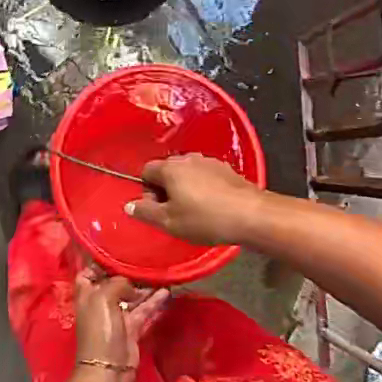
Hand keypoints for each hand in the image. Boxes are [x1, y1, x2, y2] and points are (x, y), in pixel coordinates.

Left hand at [74, 262, 168, 372]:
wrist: (109, 367)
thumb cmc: (100, 328)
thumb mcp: (103, 297)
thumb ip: (118, 282)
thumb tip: (132, 284)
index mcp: (86, 292)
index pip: (90, 271)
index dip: (101, 261)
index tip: (119, 251)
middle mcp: (100, 301)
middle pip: (115, 282)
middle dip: (129, 272)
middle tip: (147, 258)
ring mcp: (117, 314)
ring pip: (132, 296)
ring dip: (145, 286)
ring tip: (160, 272)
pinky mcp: (132, 327)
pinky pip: (144, 310)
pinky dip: (154, 301)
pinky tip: (166, 291)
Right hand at [126, 154, 267, 245]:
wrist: (252, 215)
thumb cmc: (205, 218)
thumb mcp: (169, 222)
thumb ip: (145, 212)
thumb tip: (129, 205)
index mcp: (170, 168)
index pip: (146, 171)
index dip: (147, 191)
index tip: (158, 210)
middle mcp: (188, 159)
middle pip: (167, 171)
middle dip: (166, 190)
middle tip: (175, 214)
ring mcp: (210, 162)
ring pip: (187, 174)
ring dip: (186, 189)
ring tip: (196, 212)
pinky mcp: (228, 170)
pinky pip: (206, 177)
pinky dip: (204, 189)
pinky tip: (213, 207)